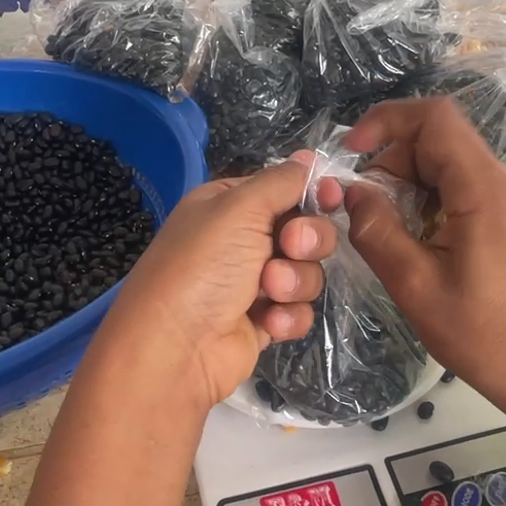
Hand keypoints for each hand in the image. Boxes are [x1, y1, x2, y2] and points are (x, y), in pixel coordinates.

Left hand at [91, 155, 337, 411]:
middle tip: (290, 246)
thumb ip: (280, 181)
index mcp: (228, 205)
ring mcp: (251, 283)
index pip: (283, 188)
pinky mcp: (262, 321)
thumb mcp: (239, 209)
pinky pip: (297, 310)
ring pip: (306, 272)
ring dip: (294, 281)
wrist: (175, 349)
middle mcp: (240, 240)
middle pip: (304, 229)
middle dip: (306, 240)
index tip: (330, 198)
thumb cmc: (203, 267)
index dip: (311, 192)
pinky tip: (267, 324)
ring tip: (268, 292)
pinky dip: (288, 317)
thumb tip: (309, 156)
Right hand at [336, 98, 505, 416]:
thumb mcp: (415, 286)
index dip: (386, 121)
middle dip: (391, 164)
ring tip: (390, 235)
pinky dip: (430, 202)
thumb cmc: (486, 336)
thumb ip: (377, 230)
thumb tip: (350, 191)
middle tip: (364, 212)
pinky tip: (419, 243)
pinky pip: (463, 188)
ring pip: (448, 165)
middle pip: (438, 141)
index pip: (435, 117)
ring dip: (409, 186)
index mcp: (486, 187)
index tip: (350, 153)